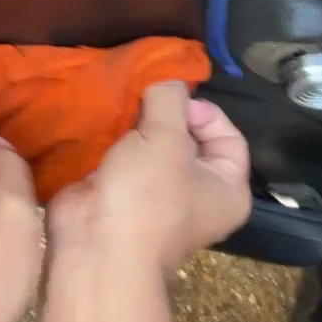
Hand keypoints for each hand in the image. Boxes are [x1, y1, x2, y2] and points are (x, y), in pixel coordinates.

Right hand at [46, 81, 250, 275]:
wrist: (96, 245)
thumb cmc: (147, 197)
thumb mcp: (166, 139)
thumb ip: (169, 99)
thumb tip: (166, 76)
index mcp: (226, 187)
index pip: (227, 135)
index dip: (202, 111)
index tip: (170, 100)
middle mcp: (195, 192)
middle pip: (184, 137)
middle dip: (160, 113)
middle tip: (136, 96)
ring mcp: (153, 194)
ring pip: (147, 145)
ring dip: (130, 124)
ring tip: (113, 104)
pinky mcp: (117, 191)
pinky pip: (118, 156)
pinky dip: (108, 137)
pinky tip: (94, 120)